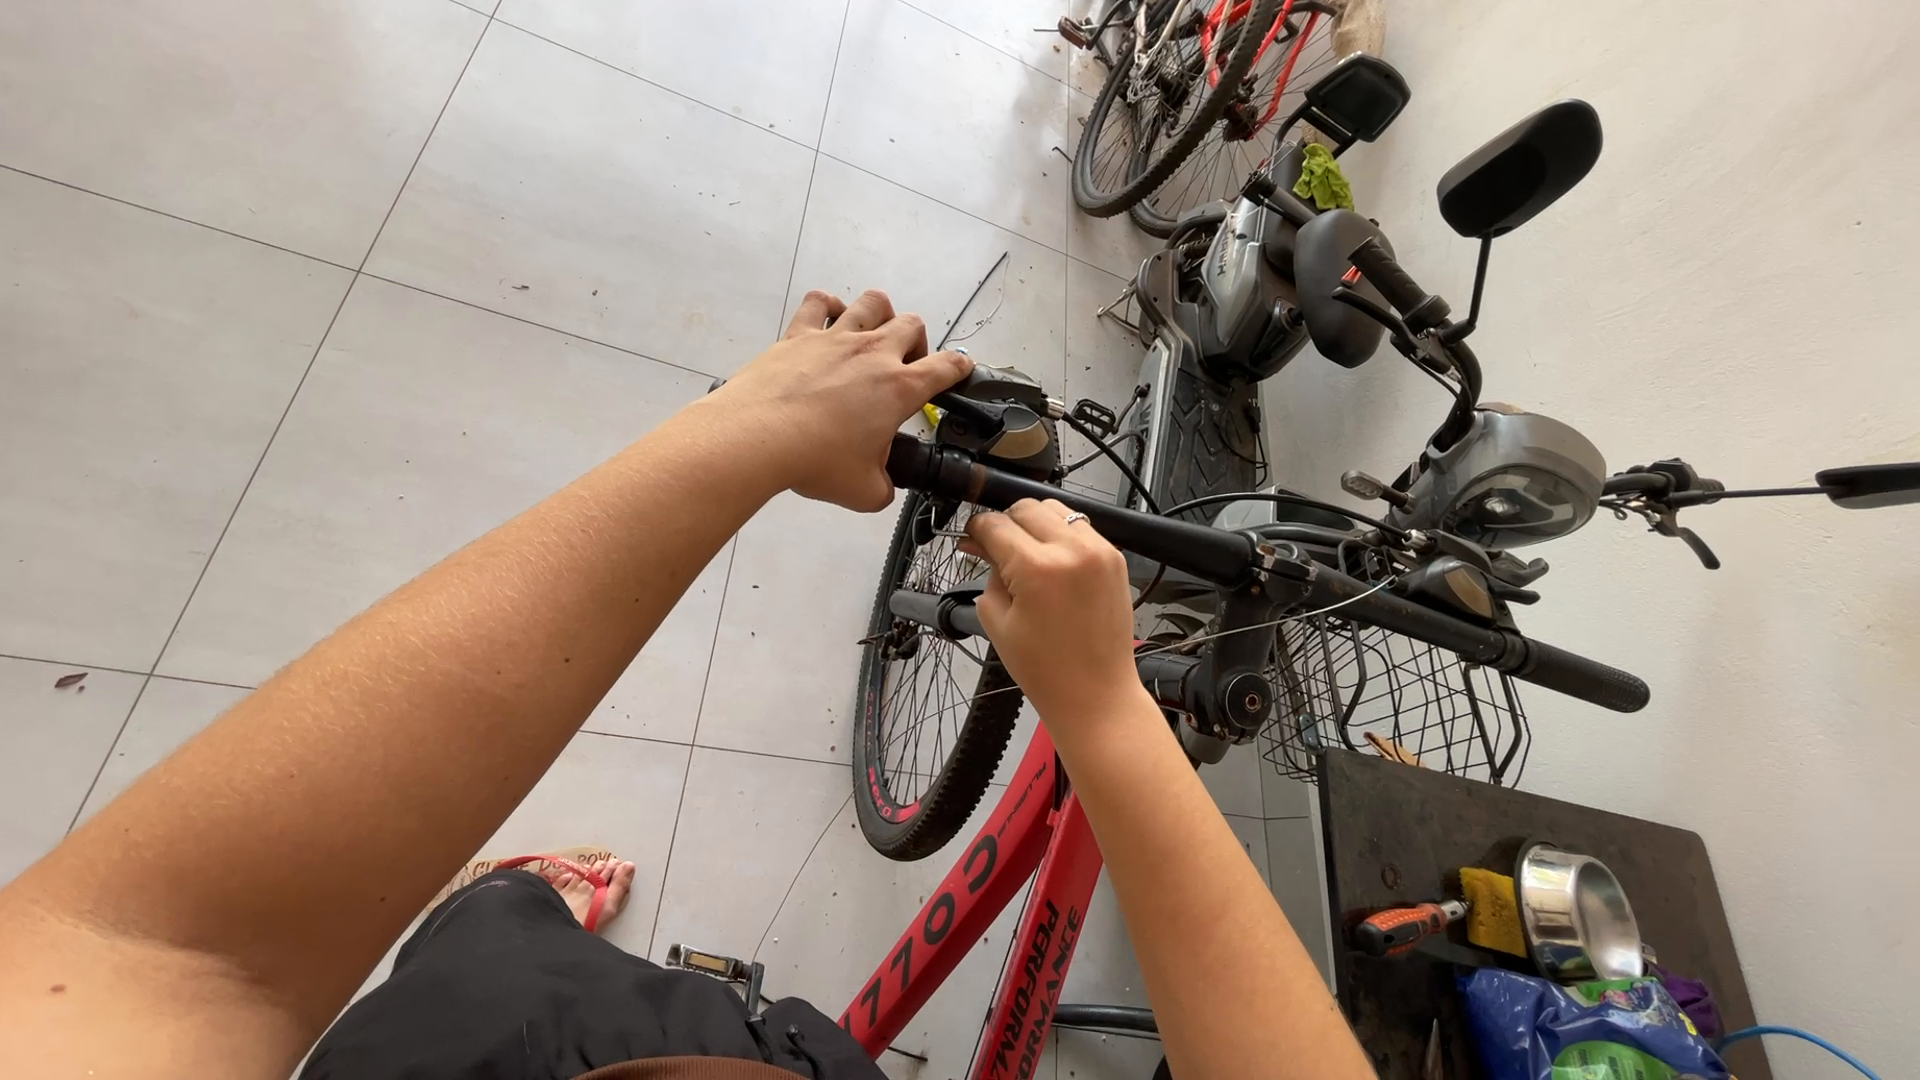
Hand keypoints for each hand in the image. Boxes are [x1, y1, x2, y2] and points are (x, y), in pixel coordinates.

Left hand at [707, 289, 971, 510]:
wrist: (759, 438)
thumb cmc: (817, 462)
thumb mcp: (865, 491)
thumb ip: (885, 487)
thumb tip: (883, 486)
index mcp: (899, 389)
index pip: (946, 368)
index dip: (960, 367)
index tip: (962, 369)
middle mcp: (874, 354)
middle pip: (912, 324)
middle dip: (917, 343)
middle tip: (905, 368)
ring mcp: (836, 338)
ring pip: (873, 302)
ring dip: (881, 314)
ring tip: (874, 336)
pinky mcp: (799, 334)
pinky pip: (819, 302)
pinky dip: (829, 306)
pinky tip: (829, 320)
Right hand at [962, 499, 1144, 730]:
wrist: (1096, 694)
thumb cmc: (1045, 669)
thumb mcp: (998, 620)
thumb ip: (987, 572)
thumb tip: (978, 543)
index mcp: (1037, 568)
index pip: (995, 524)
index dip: (976, 530)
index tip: (972, 539)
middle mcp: (1072, 550)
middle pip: (1025, 507)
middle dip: (1005, 523)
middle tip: (996, 549)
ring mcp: (1099, 551)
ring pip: (1056, 509)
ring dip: (1034, 522)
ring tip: (1026, 553)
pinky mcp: (1114, 558)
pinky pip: (1080, 527)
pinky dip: (1061, 535)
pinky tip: (1052, 562)